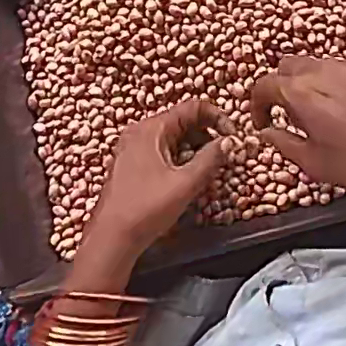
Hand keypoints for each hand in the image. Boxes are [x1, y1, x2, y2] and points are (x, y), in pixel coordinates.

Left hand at [74, 99, 228, 276]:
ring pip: (174, 138)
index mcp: (151, 129)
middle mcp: (140, 133)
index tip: (233, 137)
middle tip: (226, 154)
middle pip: (183, 121)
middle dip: (208, 134)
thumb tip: (229, 142)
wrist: (111, 238)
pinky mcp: (133, 165)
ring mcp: (134, 149)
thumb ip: (210, 159)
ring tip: (212, 168)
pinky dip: (181, 158)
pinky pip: (163, 151)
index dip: (218, 118)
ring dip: (196, 148)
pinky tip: (190, 177)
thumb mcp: (185, 184)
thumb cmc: (145, 209)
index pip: (192, 107)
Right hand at [250, 56, 345, 205]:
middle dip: (280, 87)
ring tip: (317, 111)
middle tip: (286, 114)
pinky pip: (342, 69)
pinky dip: (333, 82)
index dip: (257, 105)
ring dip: (307, 82)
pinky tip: (345, 107)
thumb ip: (283, 142)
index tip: (264, 122)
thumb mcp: (314, 162)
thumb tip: (267, 133)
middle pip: (287, 67)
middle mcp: (323, 71)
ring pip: (315, 65)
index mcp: (301, 92)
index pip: (264, 85)